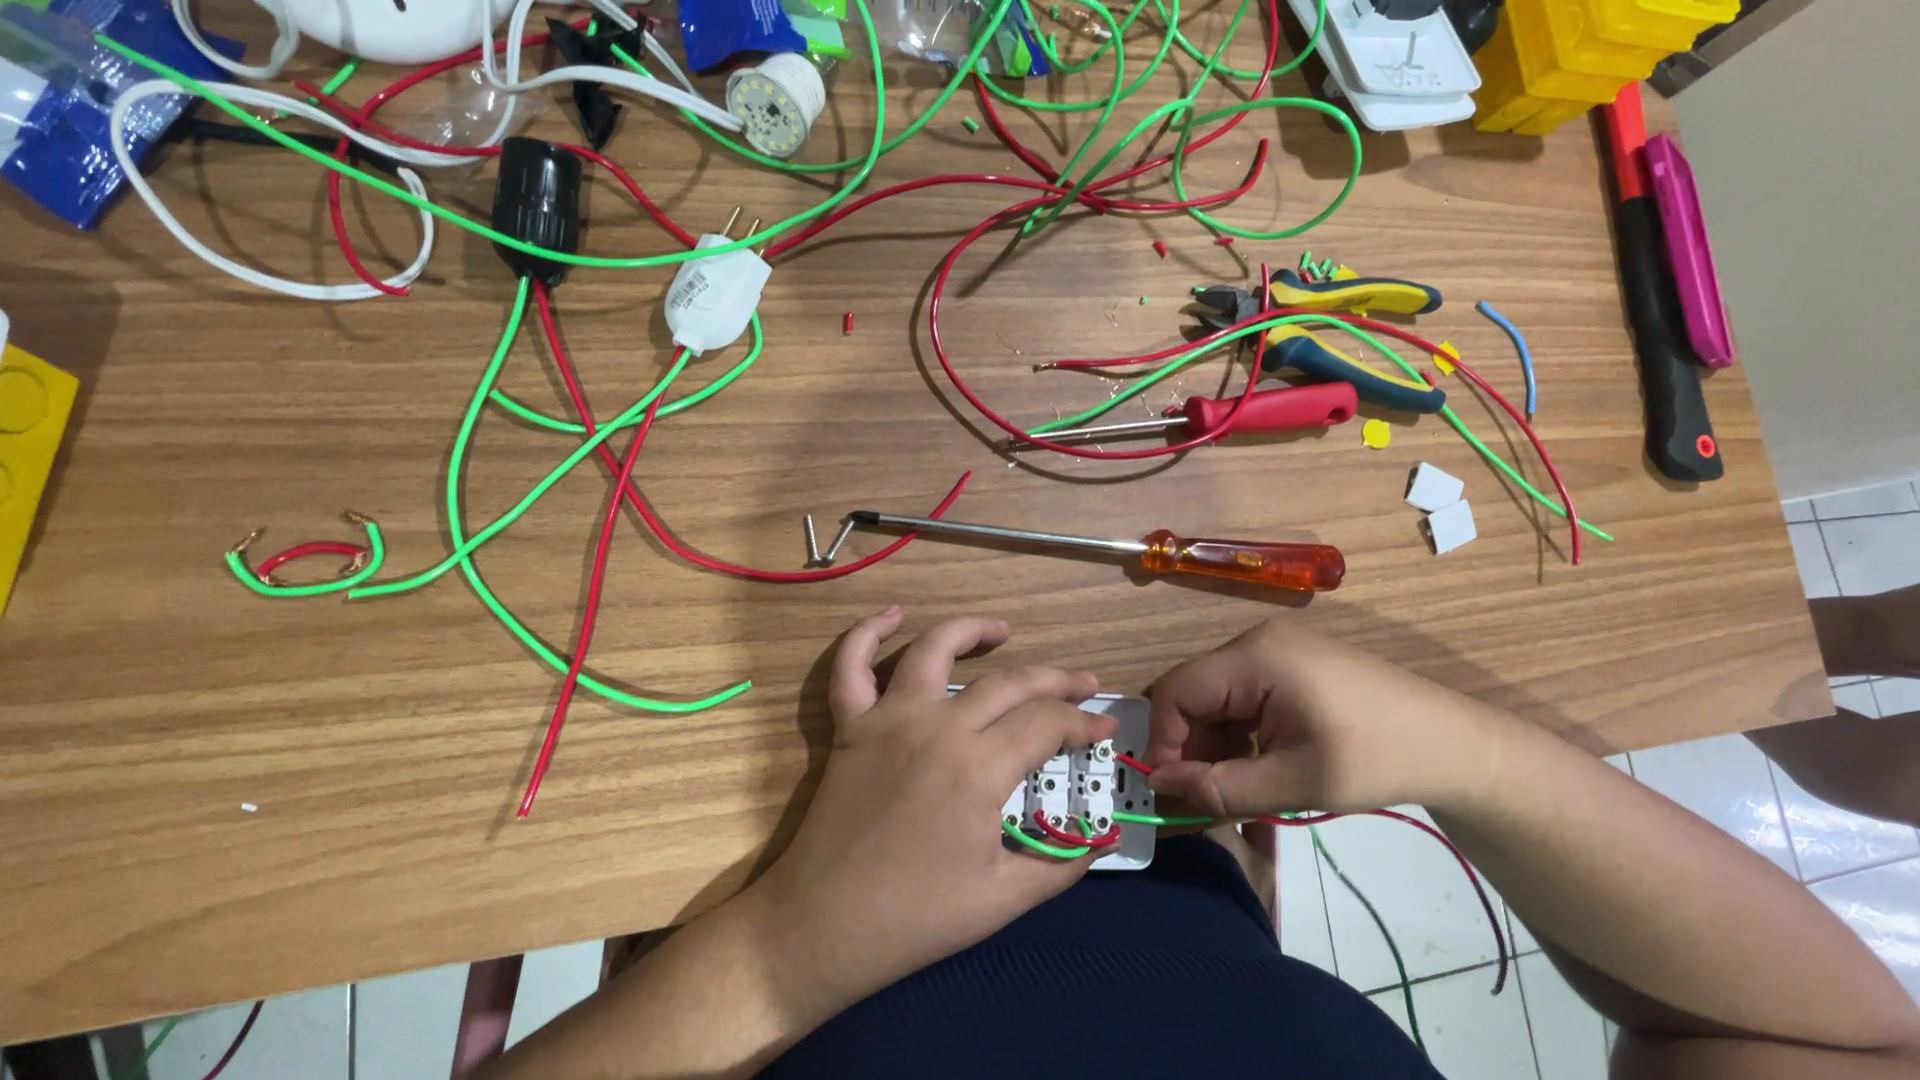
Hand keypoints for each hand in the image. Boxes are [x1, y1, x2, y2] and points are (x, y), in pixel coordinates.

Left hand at [742, 607, 1115, 1014]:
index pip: (1046, 725)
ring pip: (933, 650)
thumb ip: (1060, 865)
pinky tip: (893, 616)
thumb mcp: (1004, 899)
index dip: (1083, 723)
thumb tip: (1100, 842)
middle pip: (1008, 683)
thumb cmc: (917, 916)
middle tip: (1082, 683)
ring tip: (1001, 629)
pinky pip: (851, 666)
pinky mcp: (850, 726)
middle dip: (1054, 679)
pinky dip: (867, 633)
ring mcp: (888, 719)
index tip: (1104, 729)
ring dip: (971, 630)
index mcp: (979, 769)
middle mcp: (937, 728)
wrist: (826, 924)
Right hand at [1143, 619, 1508, 817]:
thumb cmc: (1377, 759)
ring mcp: (1274, 650)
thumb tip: (1160, 786)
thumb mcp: (1296, 782)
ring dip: (1215, 745)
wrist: (1456, 745)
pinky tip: (1258, 766)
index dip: (1164, 742)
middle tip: (1206, 797)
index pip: (1176, 692)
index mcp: (1255, 657)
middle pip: (1193, 693)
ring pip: (1215, 698)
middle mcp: (1257, 642)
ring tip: (1237, 788)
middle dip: (1191, 747)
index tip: (1174, 792)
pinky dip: (1238, 734)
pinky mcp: (1289, 665)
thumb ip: (1222, 786)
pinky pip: (1240, 697)